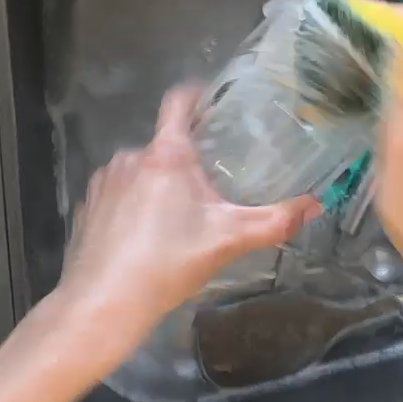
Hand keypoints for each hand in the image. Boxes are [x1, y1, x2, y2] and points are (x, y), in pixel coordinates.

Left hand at [43, 83, 320, 366]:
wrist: (102, 306)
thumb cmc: (168, 262)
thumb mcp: (230, 240)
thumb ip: (275, 221)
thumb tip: (316, 205)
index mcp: (166, 154)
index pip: (178, 102)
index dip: (196, 94)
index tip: (213, 102)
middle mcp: (130, 157)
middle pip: (164, 143)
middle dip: (186, 159)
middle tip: (209, 184)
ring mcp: (103, 181)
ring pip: (140, 169)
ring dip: (158, 183)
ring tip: (176, 215)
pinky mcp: (86, 207)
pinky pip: (117, 193)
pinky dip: (132, 204)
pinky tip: (142, 235)